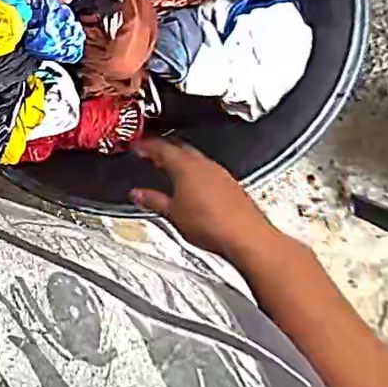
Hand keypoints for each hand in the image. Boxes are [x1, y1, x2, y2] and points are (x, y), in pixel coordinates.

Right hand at [130, 137, 283, 260]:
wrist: (250, 240)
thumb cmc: (213, 224)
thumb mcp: (171, 213)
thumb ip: (151, 199)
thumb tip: (138, 195)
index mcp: (184, 165)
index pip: (160, 147)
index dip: (145, 145)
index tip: (137, 146)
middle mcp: (204, 165)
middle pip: (180, 148)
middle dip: (164, 151)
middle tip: (151, 155)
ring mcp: (222, 175)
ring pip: (197, 160)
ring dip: (182, 162)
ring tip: (171, 171)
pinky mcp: (234, 187)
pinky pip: (211, 172)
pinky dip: (198, 174)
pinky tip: (195, 188)